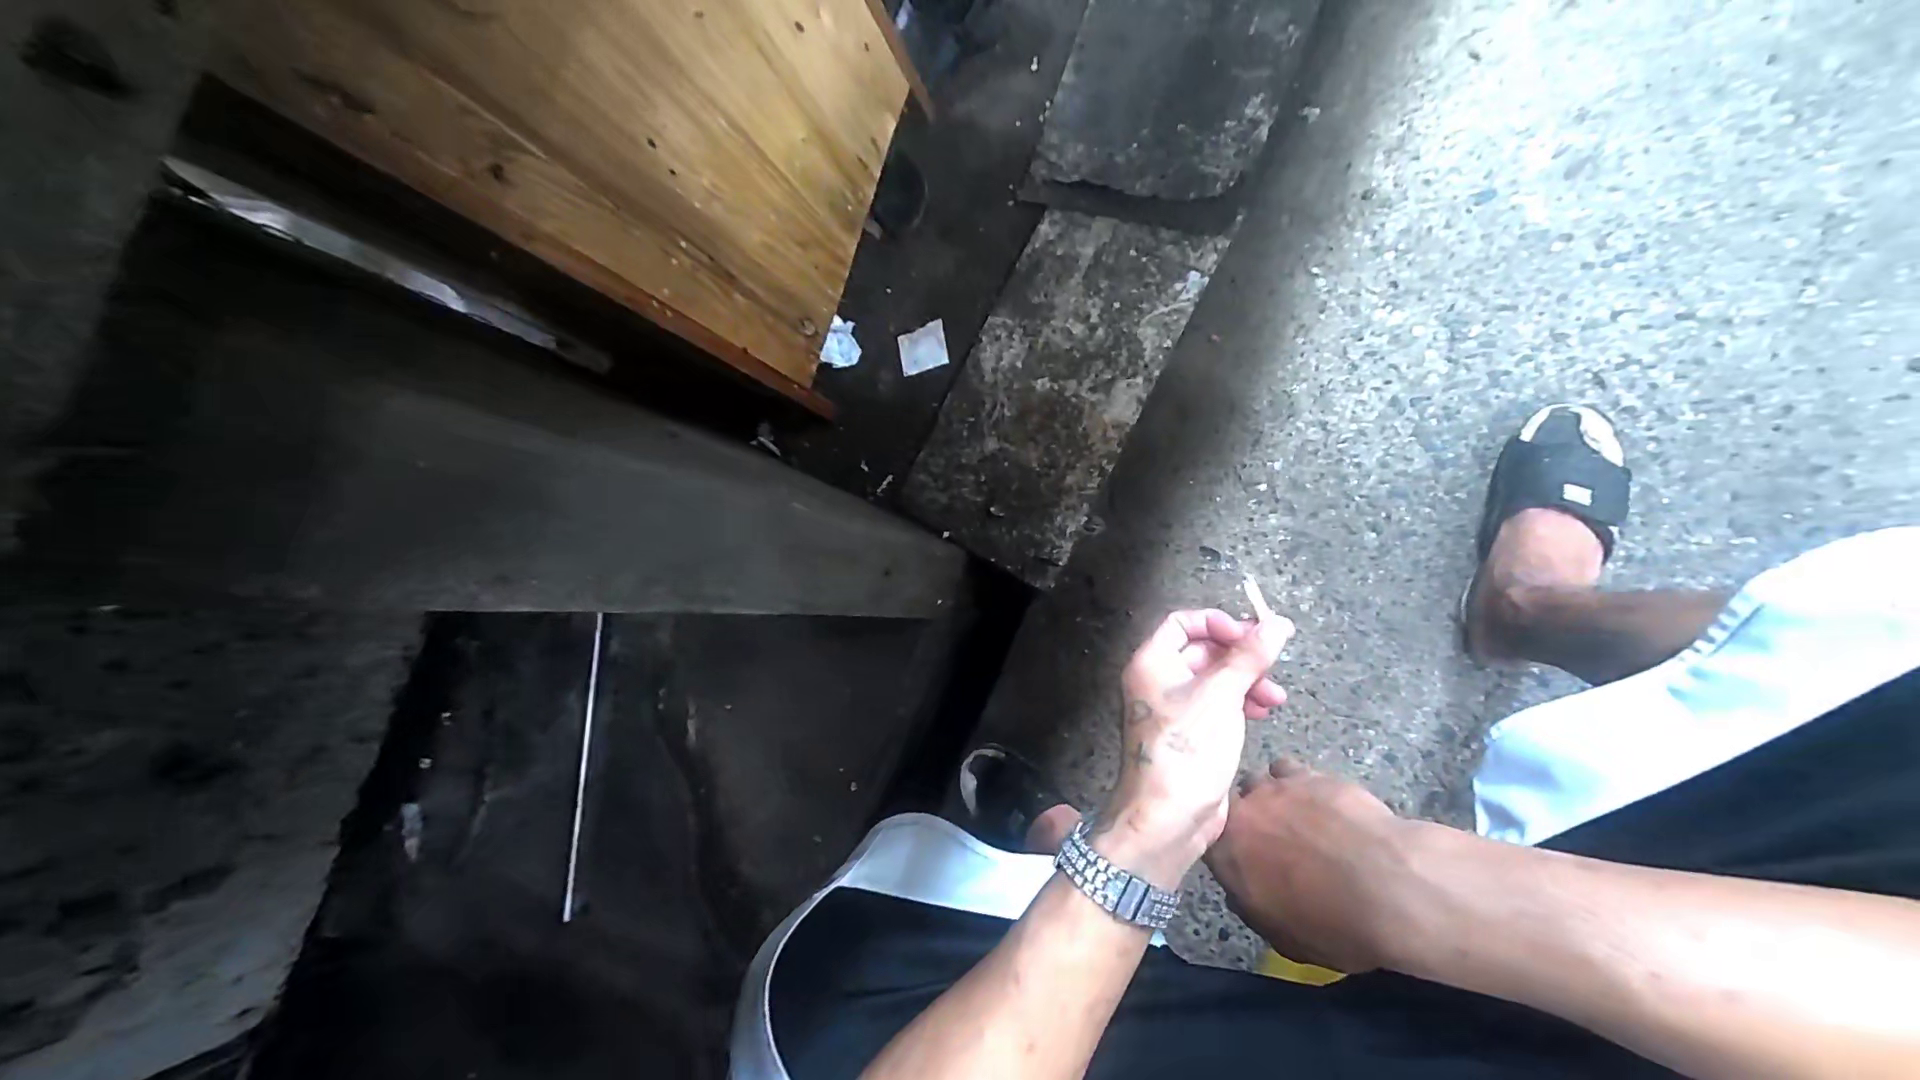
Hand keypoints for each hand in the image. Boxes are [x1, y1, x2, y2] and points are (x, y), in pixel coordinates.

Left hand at [1094, 609, 1290, 888]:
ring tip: (1276, 697)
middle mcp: (1157, 681)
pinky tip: (1263, 713)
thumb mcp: (1222, 696)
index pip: (1180, 623)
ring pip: (1213, 678)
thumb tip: (1277, 623)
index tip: (1249, 634)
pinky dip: (1240, 702)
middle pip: (1201, 650)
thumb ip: (1249, 657)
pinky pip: (1216, 704)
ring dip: (1246, 680)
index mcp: (1151, 663)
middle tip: (1272, 664)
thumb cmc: (1186, 749)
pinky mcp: (1189, 732)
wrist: (1168, 816)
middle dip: (1239, 655)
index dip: (1215, 622)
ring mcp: (1172, 708)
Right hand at [1205, 758, 1409, 971]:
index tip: (1239, 855)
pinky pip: (1288, 769)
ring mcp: (1272, 788)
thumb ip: (1250, 906)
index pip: (1205, 835)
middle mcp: (1239, 812)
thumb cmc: (1335, 924)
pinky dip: (1297, 782)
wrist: (1390, 889)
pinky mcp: (1307, 774)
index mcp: (1225, 852)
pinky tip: (1318, 800)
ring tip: (1297, 817)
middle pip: (1230, 802)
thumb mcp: (1284, 937)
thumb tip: (1239, 890)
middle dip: (1245, 815)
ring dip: (1270, 797)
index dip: (1221, 843)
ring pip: (1257, 782)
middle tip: (1270, 838)